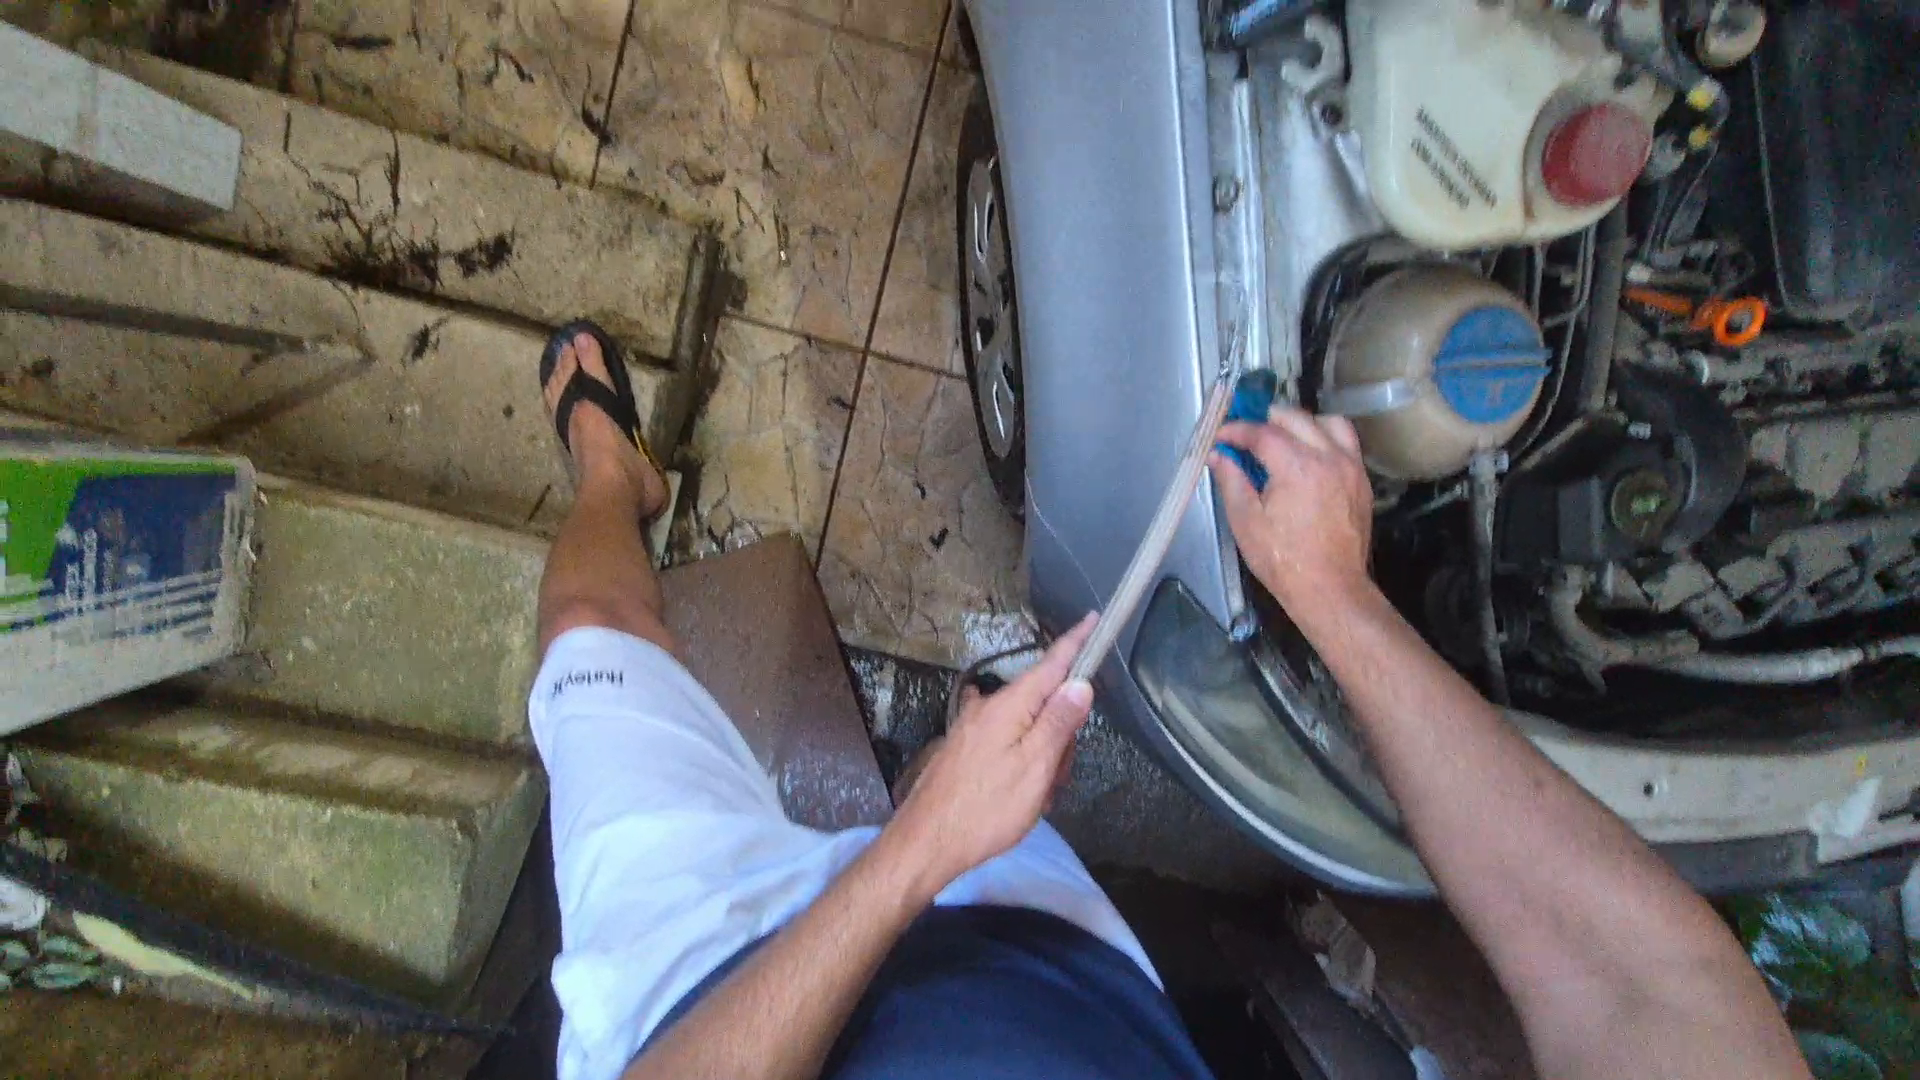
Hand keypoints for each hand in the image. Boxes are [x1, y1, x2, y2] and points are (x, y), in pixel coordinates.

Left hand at [885, 615, 1097, 891]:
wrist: (926, 842)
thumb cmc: (986, 808)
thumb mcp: (1034, 768)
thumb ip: (1058, 723)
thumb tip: (1080, 682)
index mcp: (1010, 706)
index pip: (1051, 664)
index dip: (1076, 643)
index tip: (1093, 617)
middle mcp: (990, 708)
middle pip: (1045, 703)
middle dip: (1061, 736)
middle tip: (1053, 776)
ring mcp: (976, 728)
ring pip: (1030, 729)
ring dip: (1042, 759)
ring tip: (1032, 797)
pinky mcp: (968, 748)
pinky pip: (1010, 745)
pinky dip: (1022, 765)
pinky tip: (1015, 793)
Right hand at [1210, 406, 1374, 611]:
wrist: (1329, 587)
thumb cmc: (1282, 559)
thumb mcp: (1245, 521)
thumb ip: (1231, 481)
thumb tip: (1218, 456)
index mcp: (1298, 467)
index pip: (1263, 432)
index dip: (1237, 430)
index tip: (1220, 435)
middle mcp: (1330, 458)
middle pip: (1296, 418)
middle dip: (1266, 420)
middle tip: (1245, 435)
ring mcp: (1351, 468)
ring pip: (1329, 423)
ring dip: (1301, 424)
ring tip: (1281, 438)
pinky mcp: (1361, 481)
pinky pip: (1345, 444)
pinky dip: (1323, 439)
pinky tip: (1306, 457)